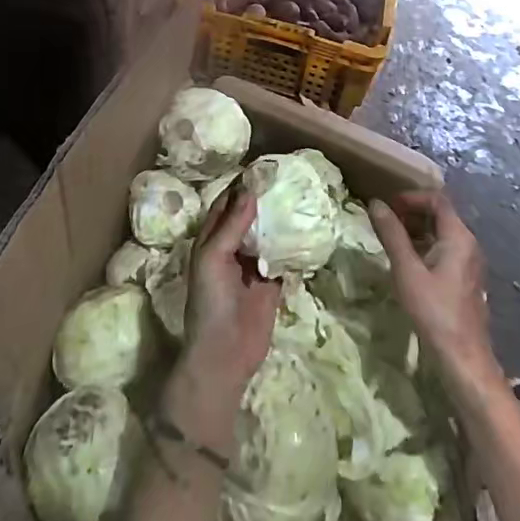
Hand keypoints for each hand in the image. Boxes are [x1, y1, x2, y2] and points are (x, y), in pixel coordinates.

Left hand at [170, 180, 281, 446]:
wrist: (224, 354)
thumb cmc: (210, 303)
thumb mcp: (213, 258)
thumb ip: (231, 226)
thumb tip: (249, 190)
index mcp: (211, 241)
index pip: (225, 205)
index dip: (240, 185)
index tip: (261, 166)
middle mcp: (231, 249)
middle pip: (248, 217)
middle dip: (263, 198)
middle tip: (287, 177)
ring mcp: (252, 267)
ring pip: (267, 236)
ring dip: (280, 220)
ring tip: (301, 197)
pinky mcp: (271, 285)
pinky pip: (283, 259)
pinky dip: (293, 246)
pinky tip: (309, 230)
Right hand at [369, 191, 499, 390]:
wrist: (461, 354)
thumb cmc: (433, 309)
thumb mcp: (406, 269)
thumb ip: (391, 234)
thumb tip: (376, 203)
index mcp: (458, 237)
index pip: (437, 200)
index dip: (411, 197)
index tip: (388, 206)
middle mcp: (469, 244)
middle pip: (440, 215)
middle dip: (412, 212)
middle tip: (385, 221)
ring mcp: (469, 262)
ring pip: (441, 234)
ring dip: (416, 230)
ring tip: (390, 239)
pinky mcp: (464, 278)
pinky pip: (444, 250)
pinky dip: (424, 246)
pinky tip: (406, 261)